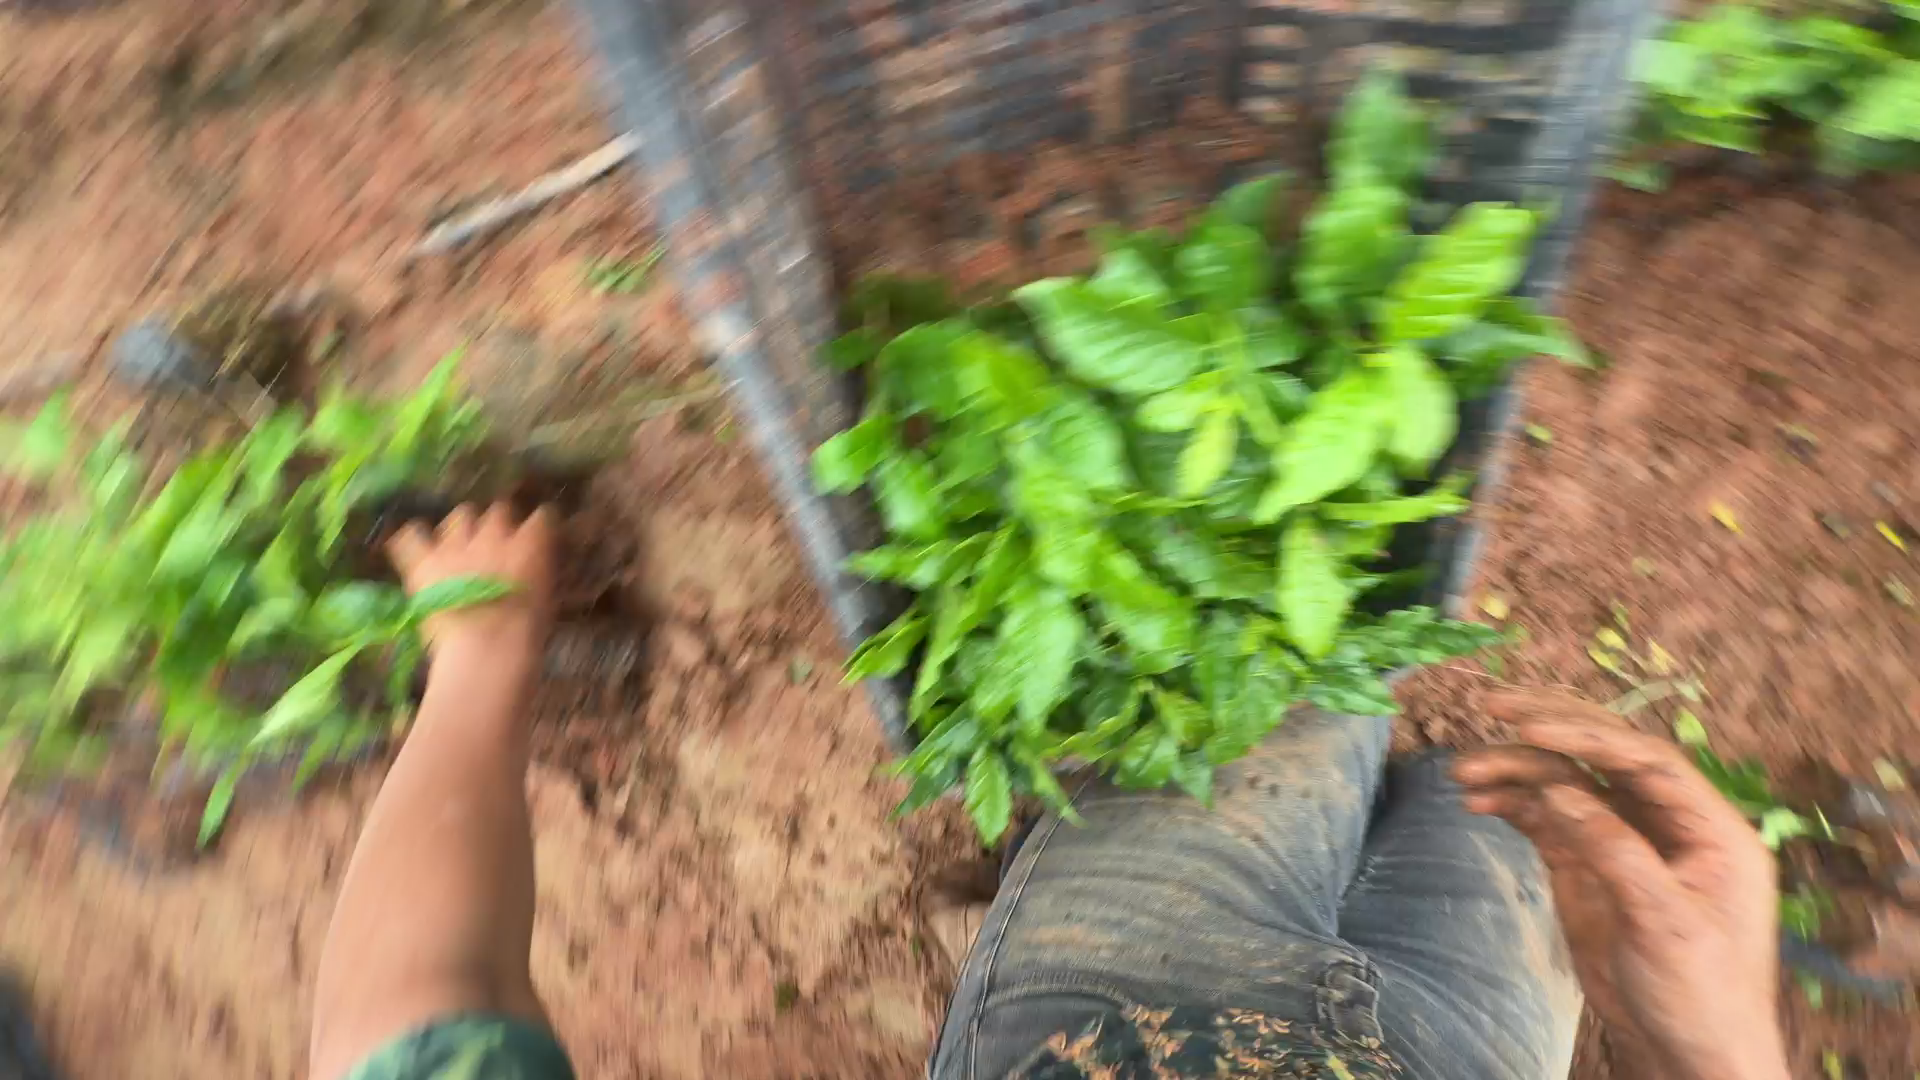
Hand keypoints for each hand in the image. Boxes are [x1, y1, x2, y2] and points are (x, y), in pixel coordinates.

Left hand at [387, 503, 555, 650]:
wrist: (486, 647)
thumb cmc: (527, 629)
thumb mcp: (548, 595)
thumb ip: (540, 571)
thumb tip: (537, 566)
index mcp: (530, 543)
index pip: (542, 516)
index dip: (541, 524)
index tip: (540, 534)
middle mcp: (494, 534)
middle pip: (498, 510)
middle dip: (500, 521)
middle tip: (498, 541)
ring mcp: (456, 545)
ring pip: (461, 515)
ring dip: (464, 526)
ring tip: (461, 542)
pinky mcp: (424, 560)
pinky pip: (411, 534)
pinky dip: (415, 537)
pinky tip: (420, 545)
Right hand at [1453, 692, 1787, 1079]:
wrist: (1680, 1048)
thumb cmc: (1701, 993)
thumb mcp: (1666, 922)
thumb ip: (1615, 849)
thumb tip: (1558, 788)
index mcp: (1704, 828)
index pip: (1642, 758)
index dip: (1585, 733)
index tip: (1524, 727)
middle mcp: (1659, 819)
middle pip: (1597, 751)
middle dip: (1542, 725)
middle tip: (1487, 705)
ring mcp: (1615, 834)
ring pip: (1557, 777)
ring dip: (1508, 769)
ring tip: (1461, 774)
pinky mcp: (1579, 855)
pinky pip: (1536, 810)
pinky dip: (1504, 801)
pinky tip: (1474, 804)